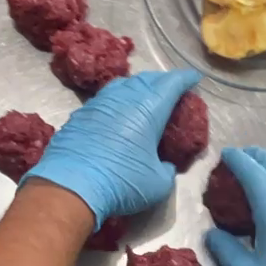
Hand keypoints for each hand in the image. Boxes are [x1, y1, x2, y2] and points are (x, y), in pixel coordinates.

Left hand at [23, 69, 202, 228]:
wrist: (71, 187)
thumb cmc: (121, 183)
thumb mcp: (157, 184)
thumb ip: (167, 170)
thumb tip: (165, 166)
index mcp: (148, 108)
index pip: (172, 83)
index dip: (186, 79)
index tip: (194, 78)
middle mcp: (123, 98)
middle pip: (146, 80)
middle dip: (161, 81)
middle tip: (169, 89)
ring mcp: (98, 104)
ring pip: (122, 86)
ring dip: (136, 89)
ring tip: (142, 98)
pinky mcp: (79, 116)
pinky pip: (104, 101)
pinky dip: (116, 103)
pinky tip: (116, 115)